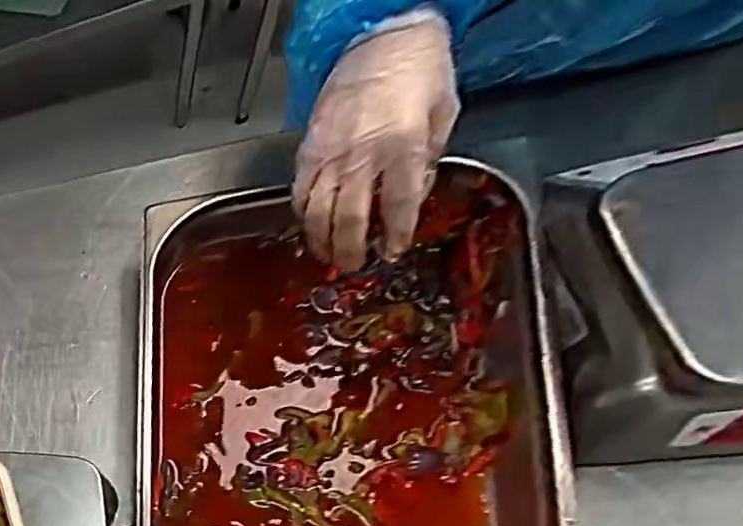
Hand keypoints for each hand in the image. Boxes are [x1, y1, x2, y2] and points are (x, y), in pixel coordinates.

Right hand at [293, 9, 458, 270]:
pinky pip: (300, 197)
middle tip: (353, 265)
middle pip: (350, 219)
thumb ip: (427, 160)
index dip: (396, 234)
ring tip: (328, 256)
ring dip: (322, 242)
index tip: (394, 250)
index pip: (399, 203)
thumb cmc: (418, 73)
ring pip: (318, 215)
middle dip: (351, 249)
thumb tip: (411, 199)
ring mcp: (329, 159)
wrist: (379, 43)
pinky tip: (311, 229)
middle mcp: (361, 157)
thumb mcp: (442, 113)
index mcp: (402, 145)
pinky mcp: (307, 156)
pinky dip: (304, 218)